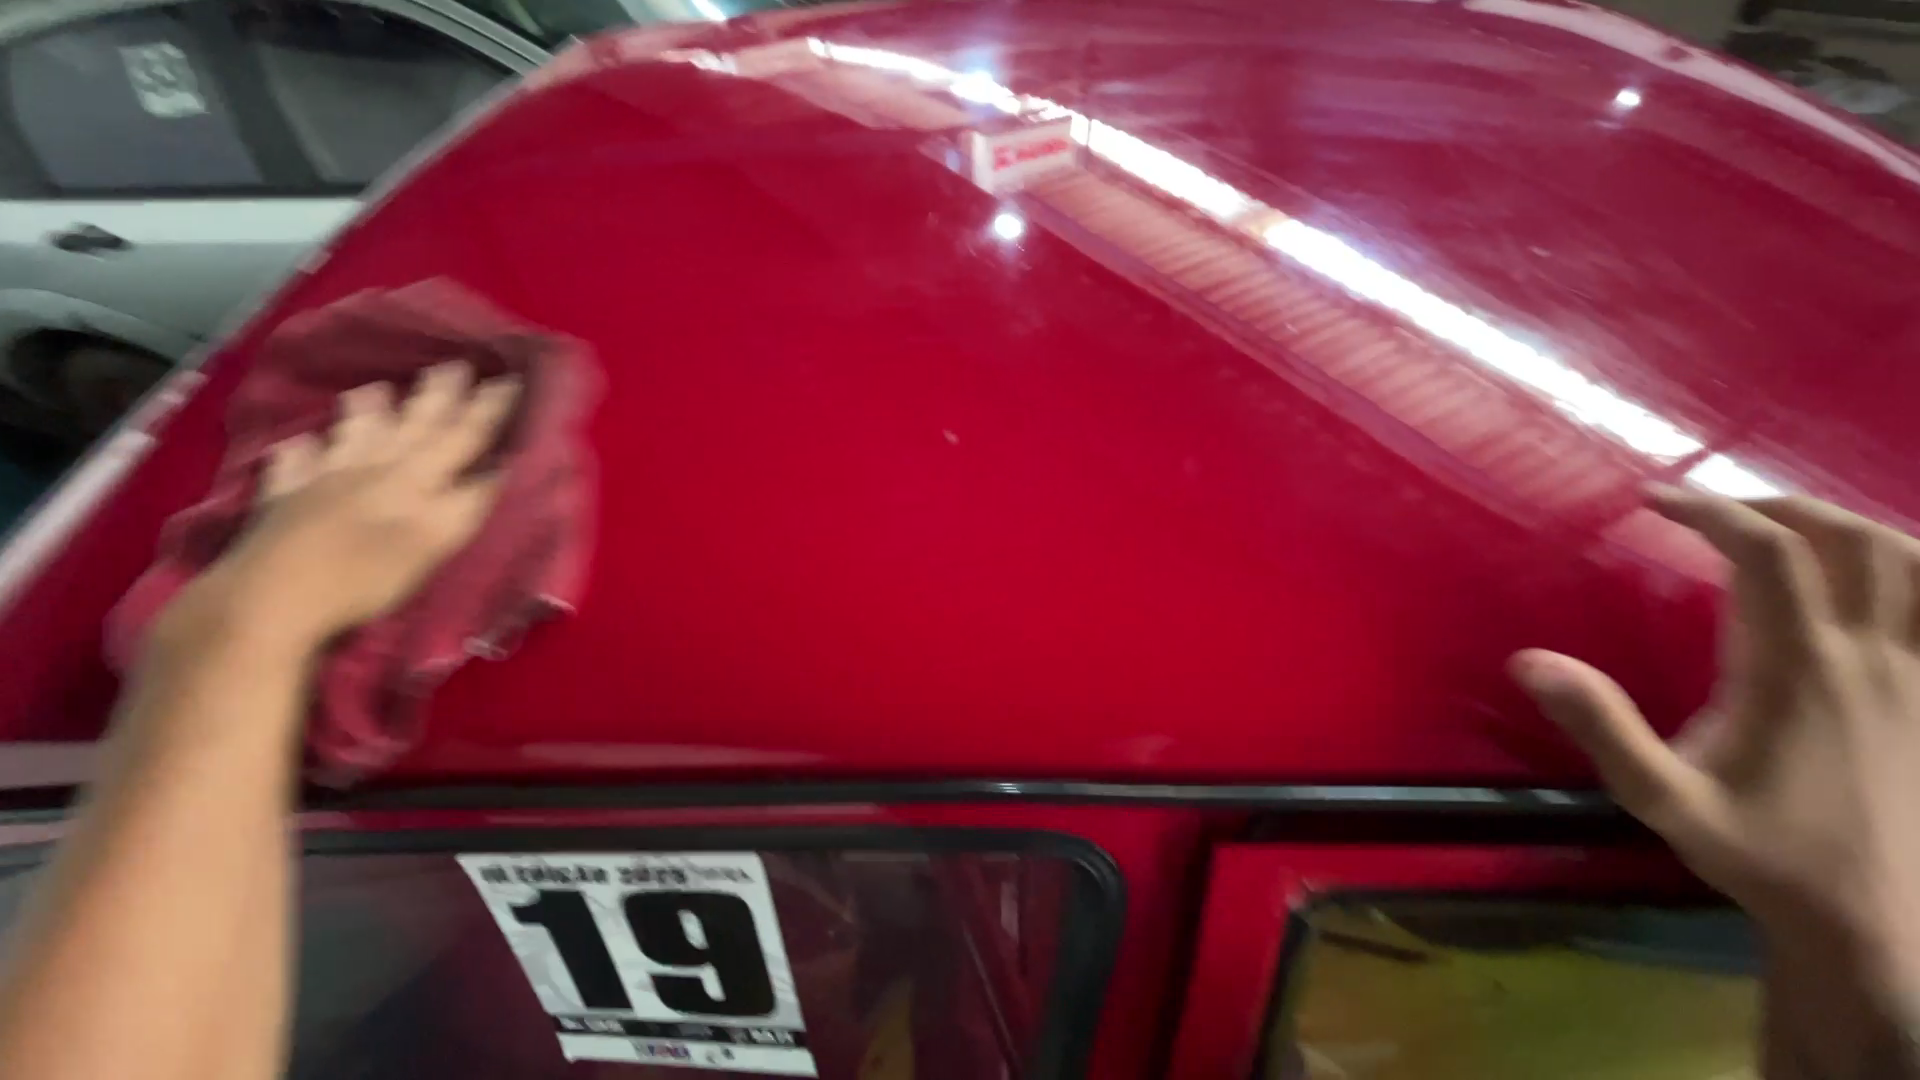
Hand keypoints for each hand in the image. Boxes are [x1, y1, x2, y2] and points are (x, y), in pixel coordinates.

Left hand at [169, 362, 519, 653]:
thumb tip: (503, 468)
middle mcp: (375, 469)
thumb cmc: (367, 577)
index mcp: (417, 479)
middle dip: (441, 397)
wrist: (272, 598)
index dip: (490, 411)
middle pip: (414, 427)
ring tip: (376, 389)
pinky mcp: (284, 501)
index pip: (464, 438)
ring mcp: (324, 481)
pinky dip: (299, 453)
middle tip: (456, 365)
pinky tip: (299, 445)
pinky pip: (293, 467)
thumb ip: (470, 502)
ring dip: (368, 412)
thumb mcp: (437, 541)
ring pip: (354, 436)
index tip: (510, 380)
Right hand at [1512, 488, 1919, 1077]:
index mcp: (1797, 670)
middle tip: (1713, 509)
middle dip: (1778, 506)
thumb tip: (1530, 661)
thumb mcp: (1659, 796)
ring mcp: (1916, 676)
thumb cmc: (1755, 850)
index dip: (1709, 512)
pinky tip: (1867, 579)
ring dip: (1848, 527)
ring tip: (1784, 528)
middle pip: (1853, 540)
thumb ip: (1601, 727)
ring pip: (1914, 564)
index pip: (1767, 555)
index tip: (1653, 501)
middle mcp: (1869, 659)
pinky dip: (1908, 572)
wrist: (1871, 919)